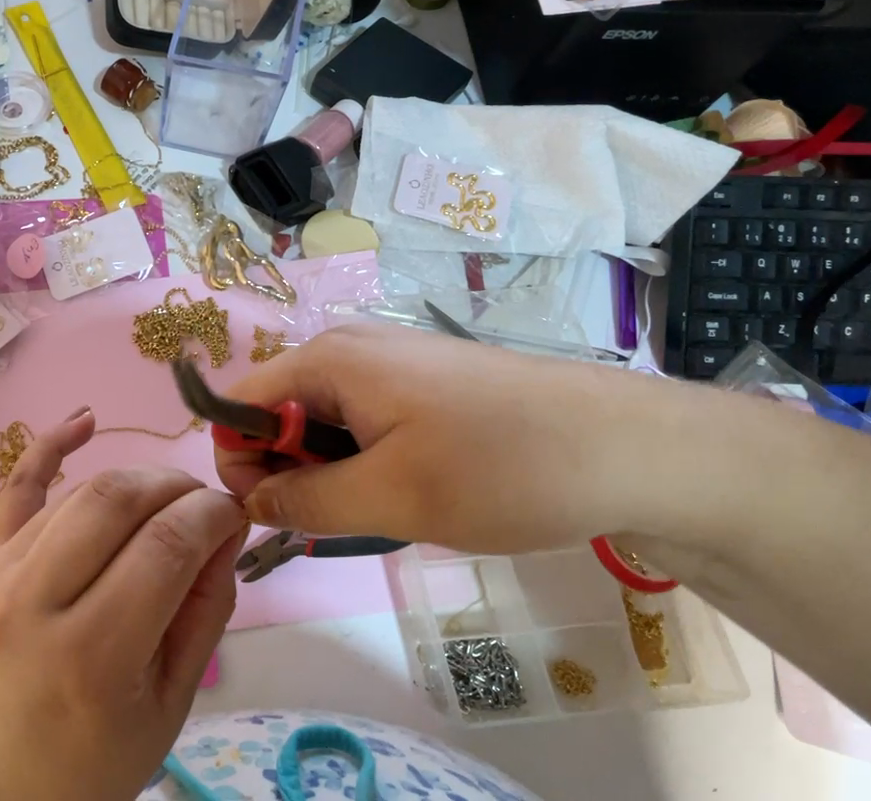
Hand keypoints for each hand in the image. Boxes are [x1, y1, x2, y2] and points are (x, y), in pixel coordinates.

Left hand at [0, 408, 247, 800]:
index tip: (234, 515)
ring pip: (78, 492)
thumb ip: (203, 614)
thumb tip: (225, 531)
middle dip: (176, 487)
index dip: (212, 515)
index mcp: (91, 657)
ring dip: (135, 481)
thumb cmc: (91, 765)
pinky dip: (48, 447)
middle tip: (205, 505)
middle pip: (117, 501)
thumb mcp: (168, 709)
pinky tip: (85, 419)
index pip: (165, 546)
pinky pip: (15, 489)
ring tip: (169, 499)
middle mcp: (35, 602)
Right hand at [218, 324, 730, 554]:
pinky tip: (412, 488)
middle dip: (290, 469)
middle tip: (338, 521)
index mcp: (327, 360)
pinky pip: (363, 420)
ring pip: (323, 421)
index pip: (239, 405)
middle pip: (279, 411)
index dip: (241, 462)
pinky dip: (366, 459)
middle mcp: (348, 348)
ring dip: (331, 470)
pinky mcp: (423, 382)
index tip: (275, 515)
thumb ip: (303, 500)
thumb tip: (246, 499)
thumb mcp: (390, 498)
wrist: (631, 448)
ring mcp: (389, 363)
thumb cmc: (501, 467)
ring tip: (384, 508)